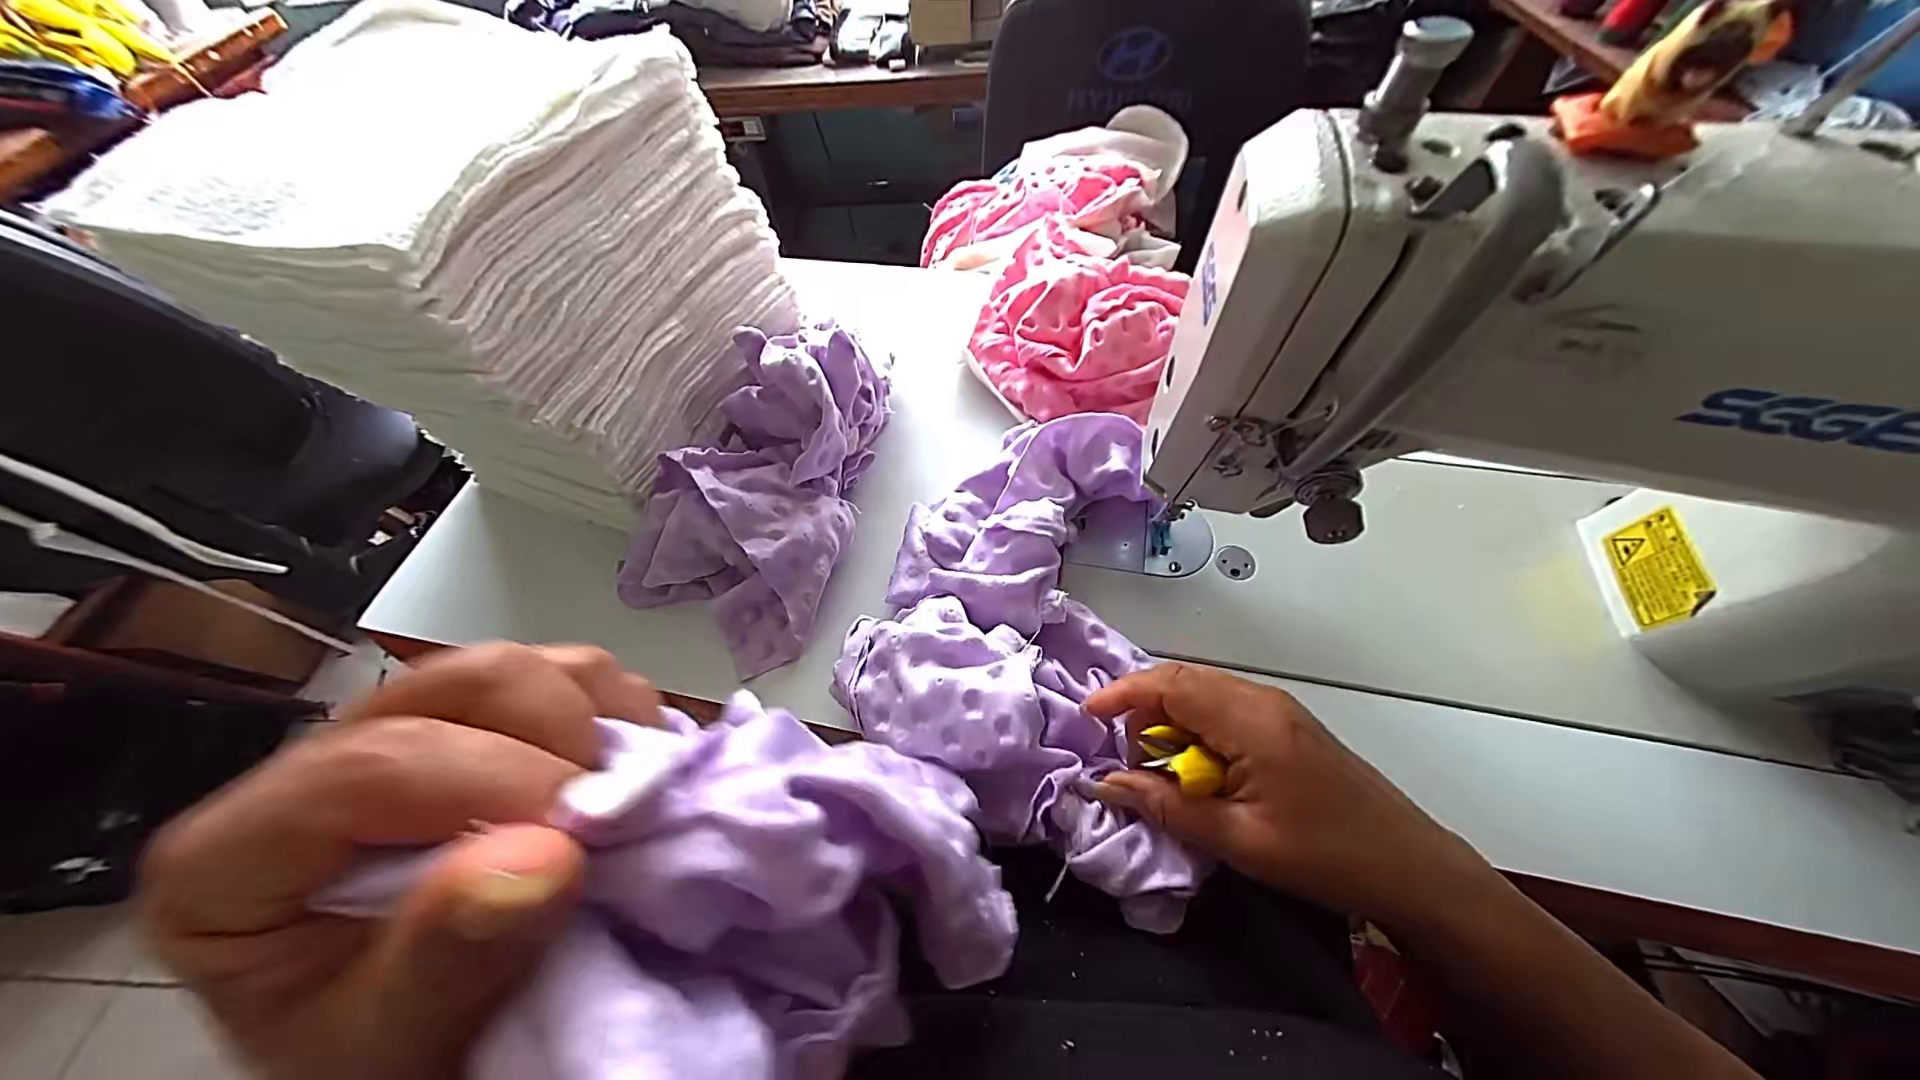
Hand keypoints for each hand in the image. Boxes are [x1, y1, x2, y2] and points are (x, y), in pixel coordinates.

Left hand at [139, 643, 662, 1079]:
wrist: (452, 1022)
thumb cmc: (404, 1039)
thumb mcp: (403, 1040)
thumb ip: (450, 961)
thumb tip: (539, 854)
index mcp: (247, 851)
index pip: (370, 766)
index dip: (490, 787)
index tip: (576, 844)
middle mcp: (333, 757)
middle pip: (465, 683)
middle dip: (558, 738)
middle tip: (600, 816)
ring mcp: (425, 721)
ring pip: (526, 664)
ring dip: (593, 722)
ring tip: (611, 798)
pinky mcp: (498, 713)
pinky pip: (575, 669)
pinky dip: (619, 710)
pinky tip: (620, 772)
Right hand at [1086, 663, 1502, 928]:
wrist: (1412, 868)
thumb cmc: (1326, 856)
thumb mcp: (1238, 840)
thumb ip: (1167, 806)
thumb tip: (1108, 784)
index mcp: (1250, 720)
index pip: (1169, 685)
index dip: (1122, 694)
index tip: (1088, 715)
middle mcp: (1260, 699)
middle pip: (1181, 679)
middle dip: (1140, 707)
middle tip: (1123, 755)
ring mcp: (1275, 707)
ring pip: (1199, 690)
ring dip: (1166, 717)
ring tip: (1155, 765)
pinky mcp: (1283, 722)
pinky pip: (1220, 705)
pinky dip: (1192, 725)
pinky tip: (1193, 764)